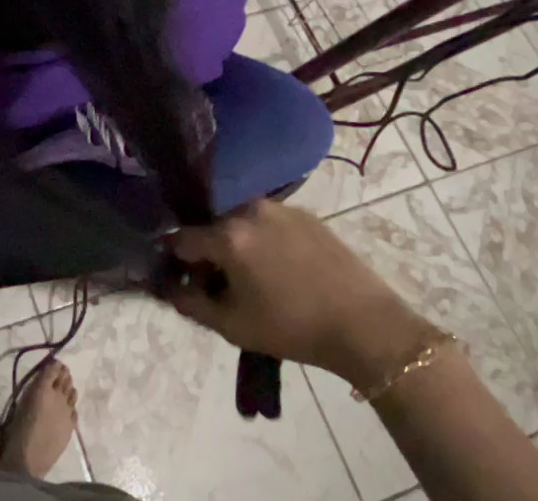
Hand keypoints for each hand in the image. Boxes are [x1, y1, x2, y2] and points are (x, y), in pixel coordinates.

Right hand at [165, 201, 443, 389]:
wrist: (366, 327)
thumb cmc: (292, 328)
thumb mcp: (232, 325)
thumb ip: (190, 303)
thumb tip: (170, 287)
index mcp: (227, 235)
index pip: (181, 239)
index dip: (177, 262)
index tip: (185, 282)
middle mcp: (249, 210)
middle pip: (212, 228)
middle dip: (210, 254)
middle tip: (223, 287)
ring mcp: (281, 209)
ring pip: (241, 224)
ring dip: (238, 246)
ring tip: (256, 280)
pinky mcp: (307, 215)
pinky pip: (270, 224)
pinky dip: (266, 242)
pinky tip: (283, 271)